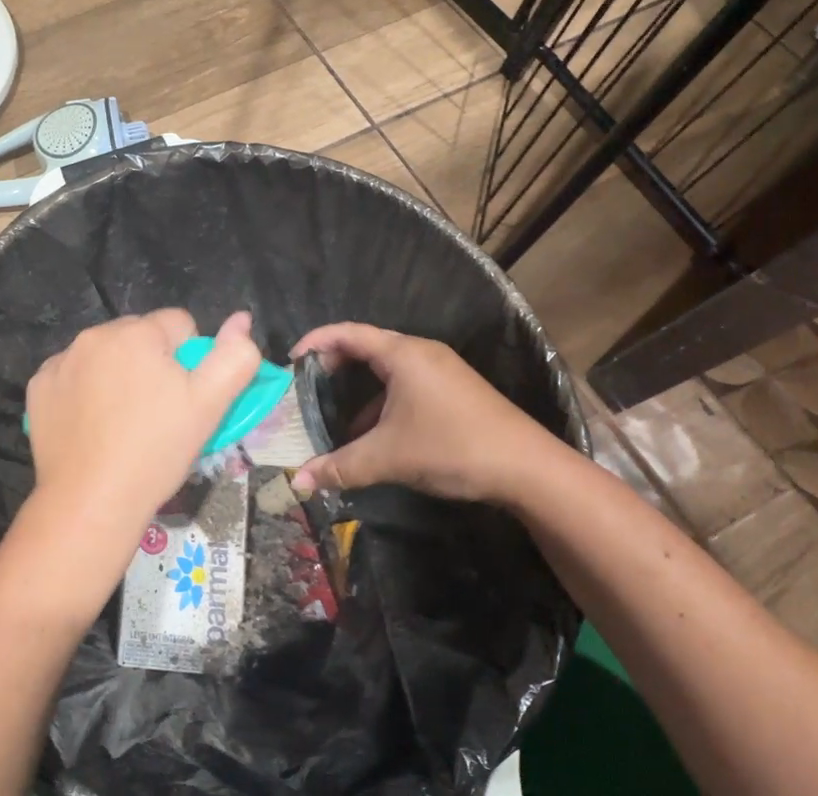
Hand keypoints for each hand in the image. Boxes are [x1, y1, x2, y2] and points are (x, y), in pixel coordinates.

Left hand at [23, 309, 261, 553]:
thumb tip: (241, 320)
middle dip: (152, 363)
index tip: (182, 398)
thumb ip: (234, 357)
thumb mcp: (210, 405)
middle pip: (139, 337)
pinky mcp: (38, 388)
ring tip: (123, 423)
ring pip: (105, 355)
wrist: (91, 501)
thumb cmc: (156, 451)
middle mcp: (94, 336)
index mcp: (137, 333)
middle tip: (156, 412)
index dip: (190, 360)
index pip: (179, 325)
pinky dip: (83, 392)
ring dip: (117, 375)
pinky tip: (91, 426)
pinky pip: (72, 377)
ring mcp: (61, 362)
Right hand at [287, 323, 562, 503]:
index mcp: (403, 354)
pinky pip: (406, 386)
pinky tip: (376, 437)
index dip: (315, 342)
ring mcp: (441, 371)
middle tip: (308, 388)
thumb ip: (340, 467)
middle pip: (367, 348)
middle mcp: (421, 353)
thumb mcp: (388, 457)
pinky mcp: (454, 392)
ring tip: (336, 421)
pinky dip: (383, 404)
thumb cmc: (451, 447)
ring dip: (360, 392)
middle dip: (335, 366)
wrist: (527, 468)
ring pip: (388, 372)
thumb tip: (298, 483)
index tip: (290, 361)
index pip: (348, 333)